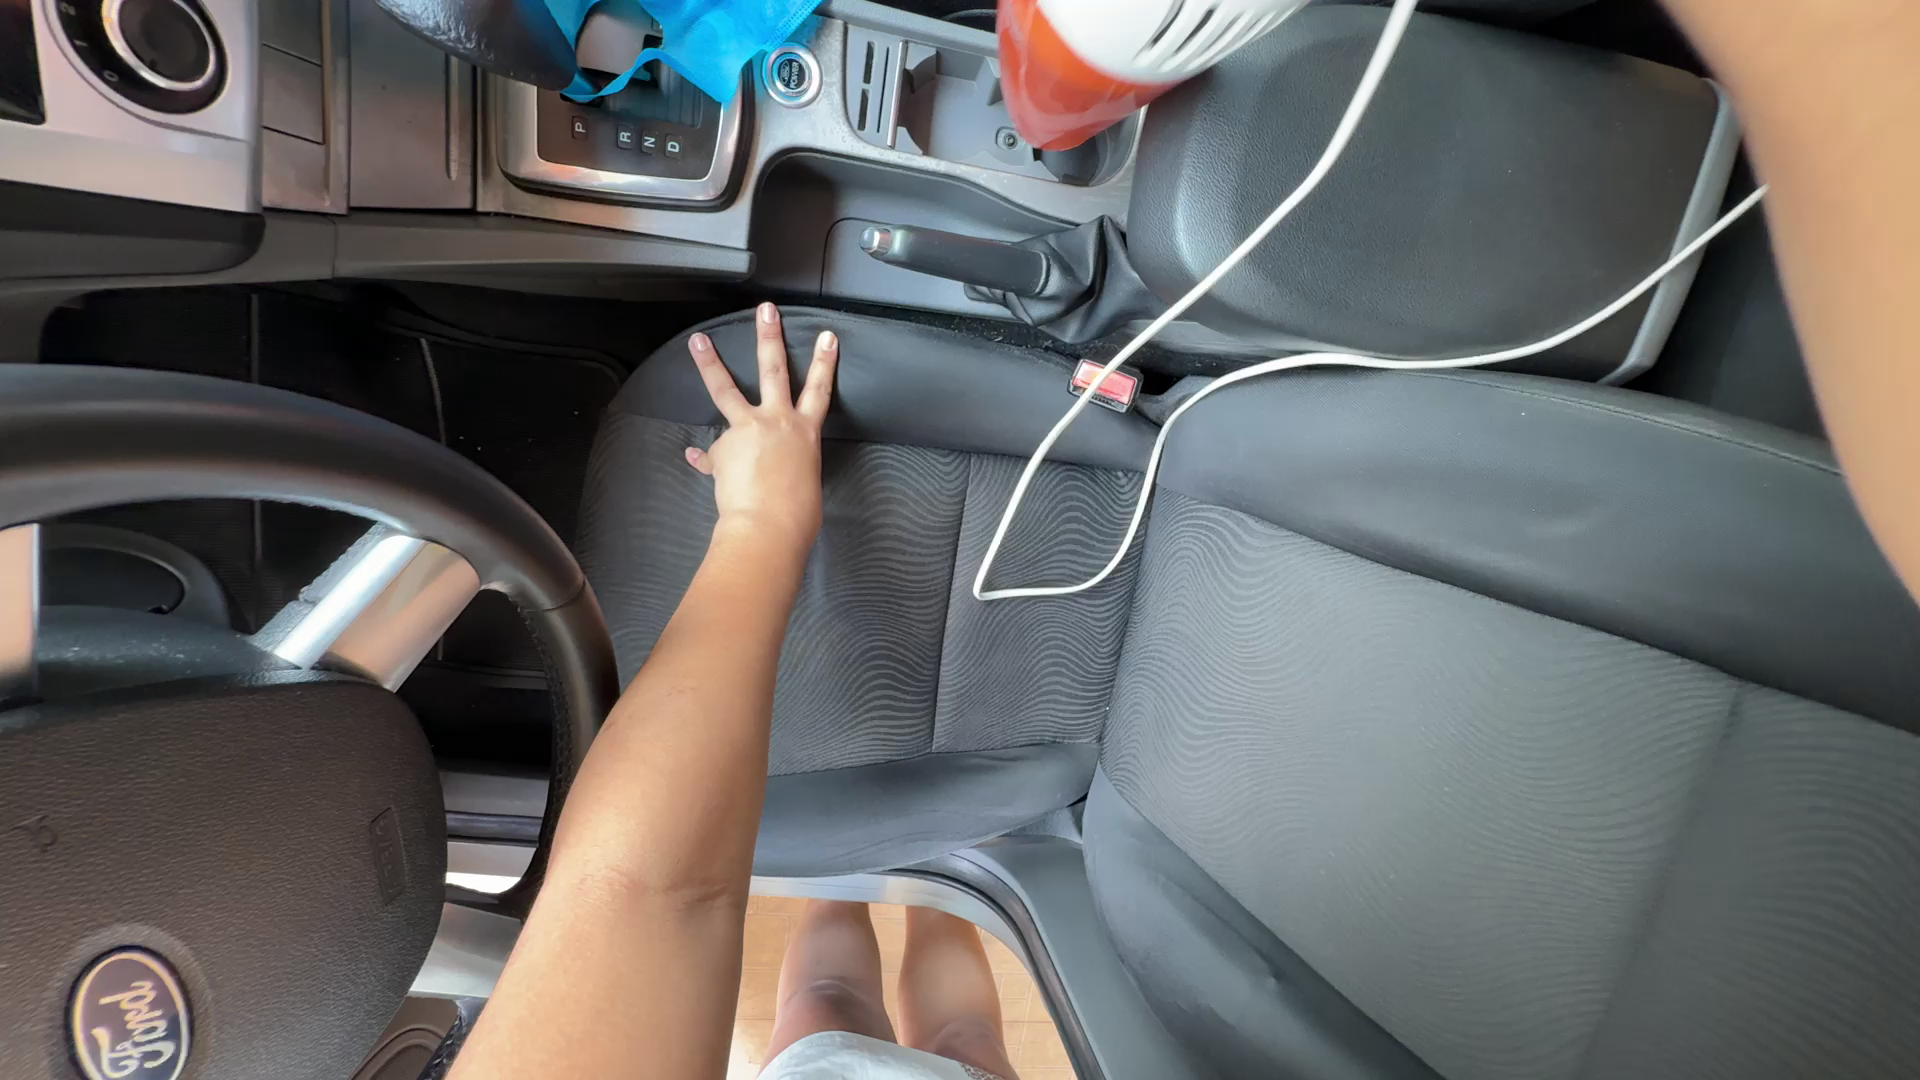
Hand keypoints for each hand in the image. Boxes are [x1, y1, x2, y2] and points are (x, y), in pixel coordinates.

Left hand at [685, 303, 838, 547]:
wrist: (767, 528)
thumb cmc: (798, 515)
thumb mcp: (807, 483)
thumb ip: (793, 465)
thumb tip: (777, 467)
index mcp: (804, 433)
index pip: (819, 390)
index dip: (824, 362)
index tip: (826, 337)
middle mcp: (776, 422)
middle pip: (772, 370)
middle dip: (769, 337)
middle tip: (764, 311)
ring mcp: (745, 432)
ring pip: (725, 390)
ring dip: (710, 363)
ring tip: (698, 341)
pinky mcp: (721, 451)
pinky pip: (710, 455)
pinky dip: (704, 458)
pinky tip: (694, 456)